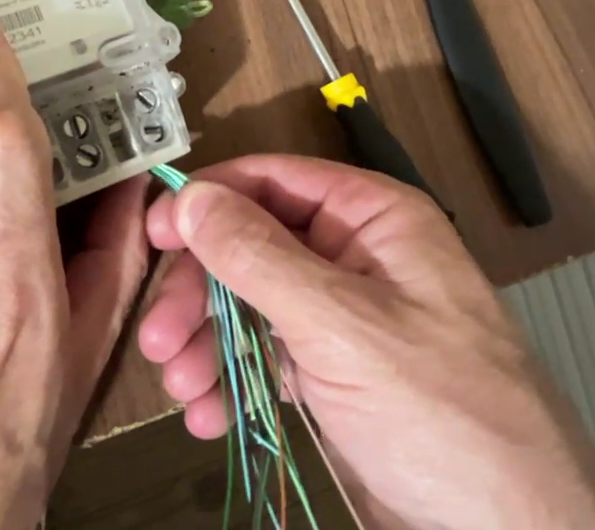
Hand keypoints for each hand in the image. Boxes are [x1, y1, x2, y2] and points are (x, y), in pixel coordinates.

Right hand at [138, 157, 594, 529]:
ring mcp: (343, 315)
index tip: (154, 236)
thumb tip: (190, 196)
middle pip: (251, 244)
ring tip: (180, 387)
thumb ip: (259, 256)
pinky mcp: (334, 369)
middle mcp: (354, 254)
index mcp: (371, 217)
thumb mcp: (343, 325)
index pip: (271, 181)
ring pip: (250, 301)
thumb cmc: (441, 412)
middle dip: (201, 291)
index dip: (207, 201)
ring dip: (207, 340)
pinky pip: (267, 352)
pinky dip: (232, 376)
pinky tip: (208, 413)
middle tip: (158, 338)